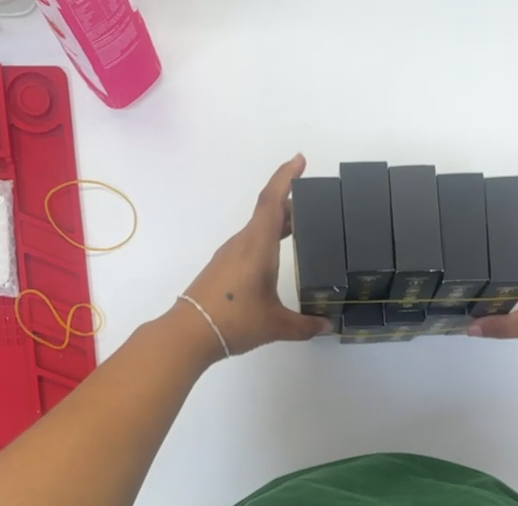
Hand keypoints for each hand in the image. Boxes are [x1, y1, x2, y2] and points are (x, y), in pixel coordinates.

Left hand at [179, 154, 333, 359]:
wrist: (191, 332)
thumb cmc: (236, 321)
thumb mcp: (277, 325)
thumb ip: (305, 325)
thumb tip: (326, 325)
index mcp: (258, 246)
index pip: (273, 201)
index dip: (286, 177)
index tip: (300, 160)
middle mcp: (243, 243)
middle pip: (267, 212)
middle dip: (290, 203)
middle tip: (314, 205)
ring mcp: (230, 255)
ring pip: (257, 229)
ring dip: (278, 224)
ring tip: (300, 230)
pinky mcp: (223, 268)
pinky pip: (250, 244)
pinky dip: (266, 241)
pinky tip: (275, 258)